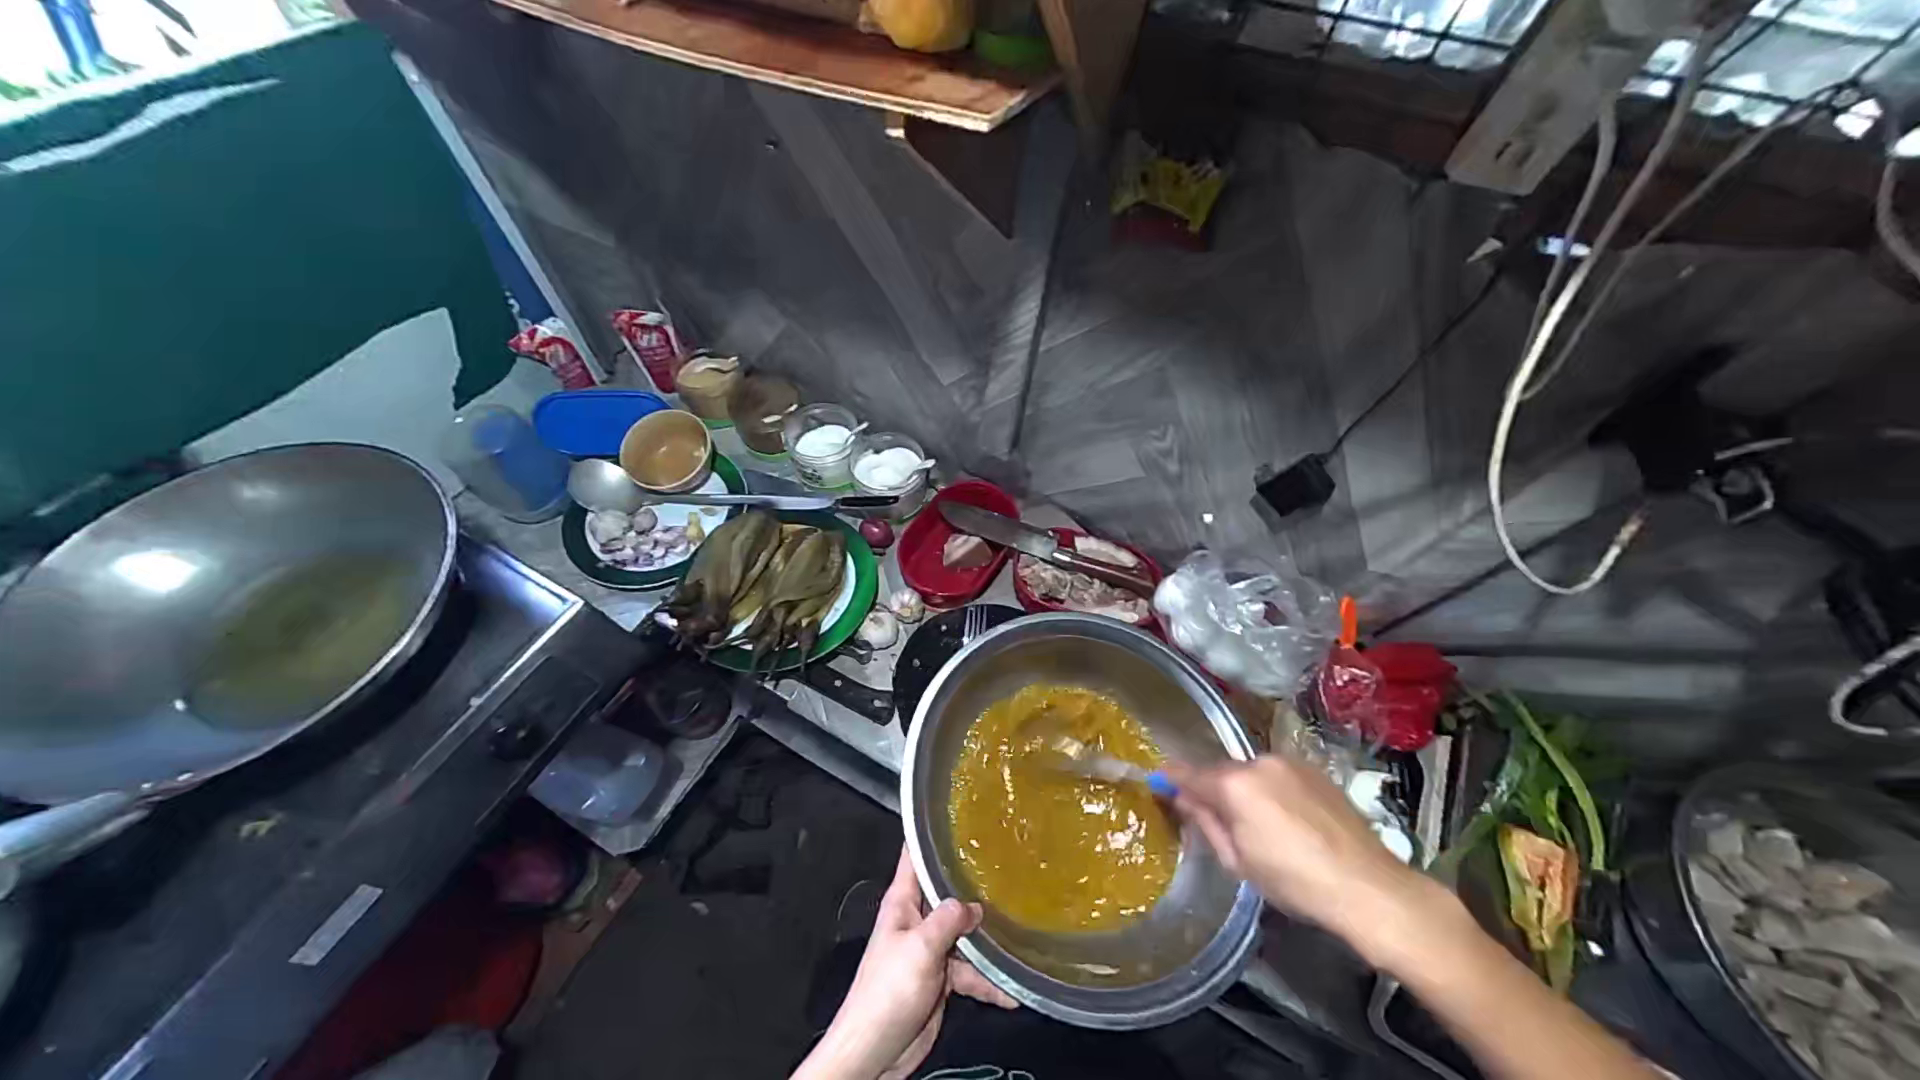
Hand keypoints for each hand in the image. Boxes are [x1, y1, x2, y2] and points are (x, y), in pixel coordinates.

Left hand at [795, 847, 1016, 1079]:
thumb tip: (974, 905)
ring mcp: (930, 950)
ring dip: (988, 939)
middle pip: (947, 893)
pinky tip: (1012, 989)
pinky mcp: (941, 980)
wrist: (874, 1054)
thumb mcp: (919, 948)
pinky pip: (970, 973)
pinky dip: (990, 982)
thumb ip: (947, 920)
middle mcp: (917, 920)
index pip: (914, 856)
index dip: (930, 833)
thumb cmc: (887, 992)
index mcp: (902, 902)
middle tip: (1008, 869)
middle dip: (974, 885)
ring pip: (964, 934)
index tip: (958, 815)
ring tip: (1020, 931)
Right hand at [1162, 756, 1442, 962]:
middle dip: (1213, 790)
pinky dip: (1271, 790)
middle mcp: (1258, 762)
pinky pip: (1277, 775)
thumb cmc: (1295, 882)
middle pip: (1221, 772)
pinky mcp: (1314, 770)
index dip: (1171, 779)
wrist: (1368, 887)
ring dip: (1244, 790)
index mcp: (1235, 784)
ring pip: (1250, 772)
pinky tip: (1286, 819)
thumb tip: (1182, 798)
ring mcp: (1289, 763)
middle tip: (1217, 820)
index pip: (1189, 773)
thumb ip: (1206, 822)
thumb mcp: (1238, 861)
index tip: (1157, 782)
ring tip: (1258, 824)